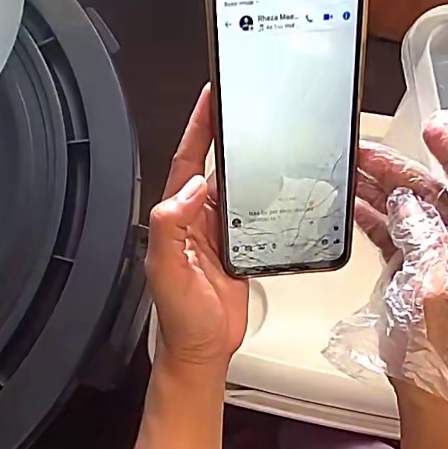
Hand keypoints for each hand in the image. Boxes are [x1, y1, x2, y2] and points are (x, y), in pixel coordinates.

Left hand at [147, 85, 247, 375]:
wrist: (202, 349)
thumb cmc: (180, 318)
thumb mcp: (166, 271)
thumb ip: (170, 227)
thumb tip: (189, 190)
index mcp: (176, 218)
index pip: (187, 162)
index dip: (198, 129)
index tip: (210, 99)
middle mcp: (197, 220)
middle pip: (213, 165)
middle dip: (226, 134)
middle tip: (244, 107)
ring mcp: (220, 233)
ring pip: (236, 187)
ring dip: (249, 163)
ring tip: (267, 137)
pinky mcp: (241, 247)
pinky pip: (255, 213)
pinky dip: (267, 197)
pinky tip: (281, 187)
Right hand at [352, 110, 447, 417]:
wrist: (427, 385)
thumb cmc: (437, 346)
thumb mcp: (433, 288)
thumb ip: (423, 239)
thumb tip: (406, 202)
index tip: (434, 128)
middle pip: (430, 192)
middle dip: (399, 168)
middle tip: (363, 152)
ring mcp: (429, 256)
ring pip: (405, 209)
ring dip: (379, 187)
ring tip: (348, 171)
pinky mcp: (407, 270)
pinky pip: (388, 231)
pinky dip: (369, 215)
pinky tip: (350, 205)